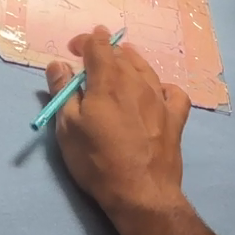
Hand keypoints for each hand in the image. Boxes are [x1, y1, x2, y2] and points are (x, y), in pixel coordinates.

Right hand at [45, 25, 191, 218]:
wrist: (140, 193)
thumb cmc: (97, 160)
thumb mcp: (68, 127)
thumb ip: (63, 92)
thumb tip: (58, 63)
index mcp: (107, 81)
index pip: (98, 46)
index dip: (85, 41)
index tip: (74, 48)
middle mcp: (136, 83)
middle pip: (122, 54)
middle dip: (105, 50)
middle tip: (92, 57)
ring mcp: (160, 99)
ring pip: (146, 68)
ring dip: (131, 61)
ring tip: (123, 61)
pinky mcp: (176, 117)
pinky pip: (172, 91)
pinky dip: (161, 86)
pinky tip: (155, 92)